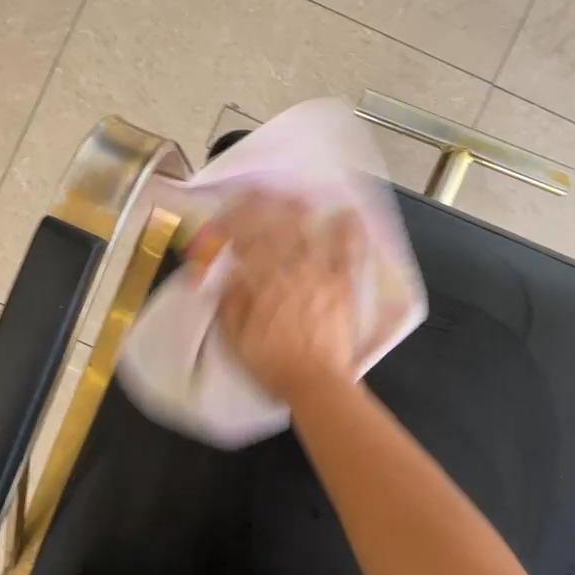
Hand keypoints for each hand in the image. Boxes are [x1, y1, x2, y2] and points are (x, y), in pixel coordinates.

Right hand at [196, 193, 365, 404]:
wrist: (316, 384)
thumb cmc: (271, 365)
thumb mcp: (234, 340)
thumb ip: (229, 303)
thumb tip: (226, 274)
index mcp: (261, 284)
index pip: (245, 242)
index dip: (235, 222)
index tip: (227, 209)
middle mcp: (290, 273)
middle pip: (275, 230)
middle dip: (263, 207)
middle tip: (256, 190)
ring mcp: (320, 277)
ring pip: (308, 234)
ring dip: (299, 211)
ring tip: (293, 194)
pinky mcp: (343, 287)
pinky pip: (347, 253)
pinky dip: (348, 232)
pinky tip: (347, 214)